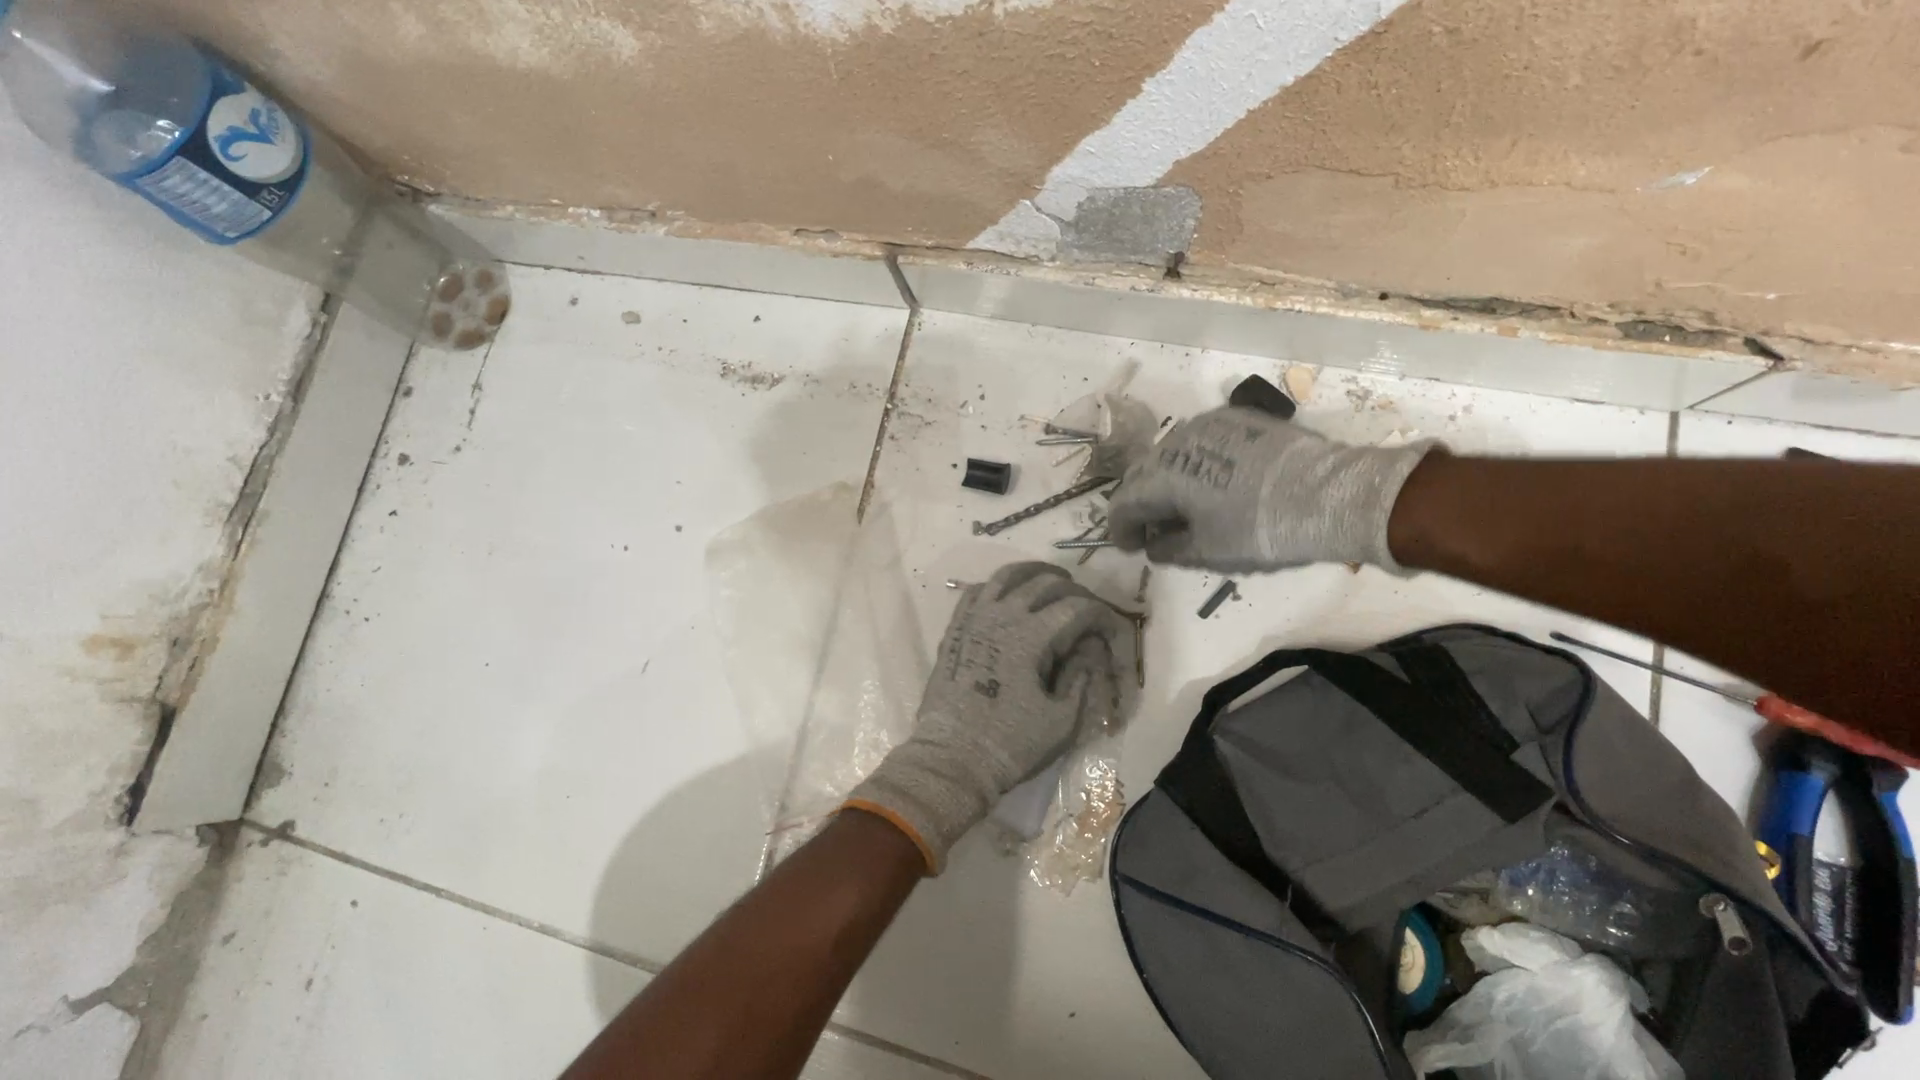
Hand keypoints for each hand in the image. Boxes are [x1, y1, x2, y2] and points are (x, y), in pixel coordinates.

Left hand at [845, 562, 1132, 871]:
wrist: (953, 760)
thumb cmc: (1011, 745)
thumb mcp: (1062, 720)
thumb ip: (1080, 677)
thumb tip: (1087, 649)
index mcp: (1032, 637)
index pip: (1076, 607)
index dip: (1100, 614)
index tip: (1109, 629)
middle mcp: (1002, 617)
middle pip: (1044, 583)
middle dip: (1072, 589)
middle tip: (1085, 606)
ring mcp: (974, 619)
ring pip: (1007, 577)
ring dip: (1034, 574)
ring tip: (1051, 582)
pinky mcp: (955, 630)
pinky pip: (977, 591)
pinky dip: (999, 586)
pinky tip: (1009, 596)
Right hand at [1106, 406, 1434, 573]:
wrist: (1326, 494)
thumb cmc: (1259, 530)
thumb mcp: (1207, 552)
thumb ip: (1168, 548)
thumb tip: (1154, 543)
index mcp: (1163, 476)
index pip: (1125, 503)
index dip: (1122, 529)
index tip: (1131, 548)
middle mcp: (1177, 442)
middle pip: (1145, 474)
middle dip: (1144, 503)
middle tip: (1155, 529)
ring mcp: (1209, 425)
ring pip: (1173, 454)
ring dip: (1170, 480)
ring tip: (1186, 506)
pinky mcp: (1240, 419)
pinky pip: (1204, 441)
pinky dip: (1198, 463)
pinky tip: (1215, 483)